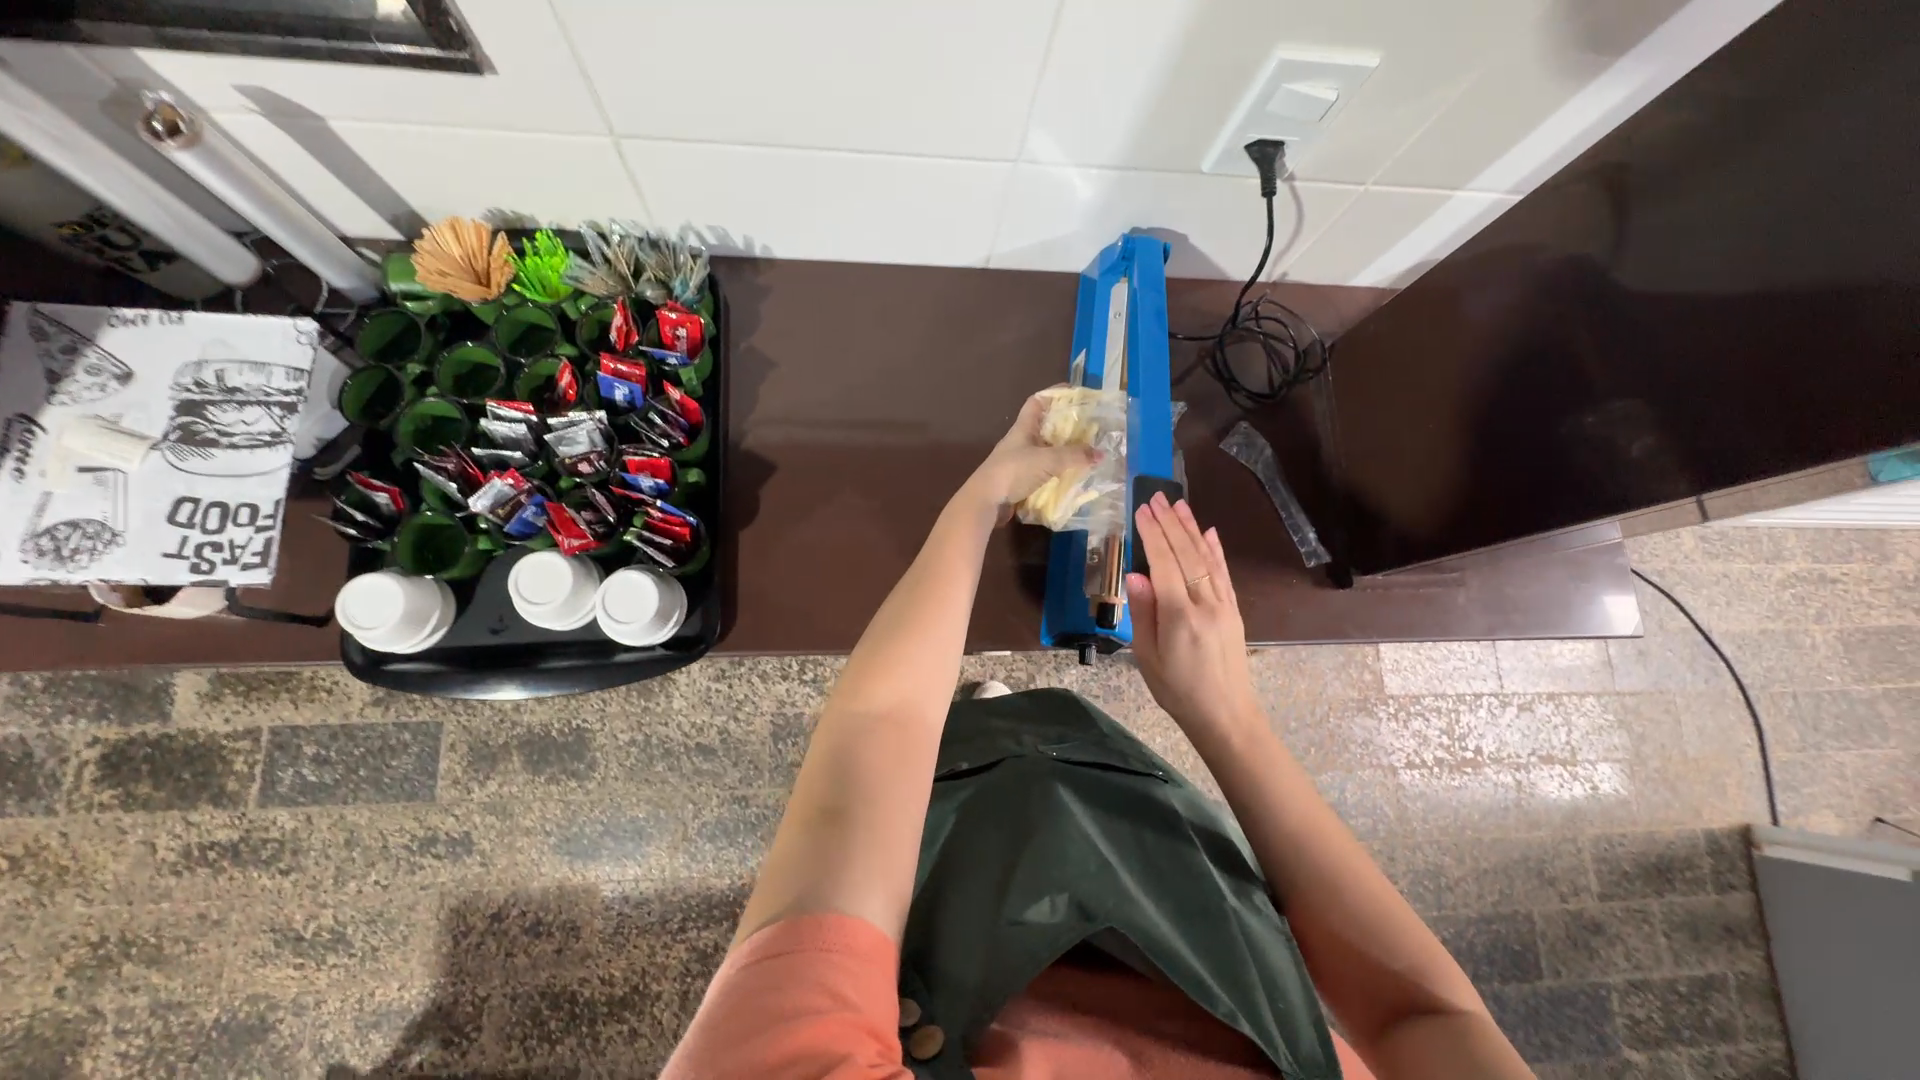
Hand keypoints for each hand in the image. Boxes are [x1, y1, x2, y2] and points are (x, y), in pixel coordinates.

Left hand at [965, 389, 1100, 521]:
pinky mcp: (1019, 481)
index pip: (1036, 402)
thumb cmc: (1013, 471)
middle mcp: (1020, 442)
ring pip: (1044, 451)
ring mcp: (1018, 462)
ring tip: (1085, 453)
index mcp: (1023, 428)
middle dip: (1065, 427)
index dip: (1053, 394)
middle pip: (1044, 428)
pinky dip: (1056, 473)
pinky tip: (1071, 477)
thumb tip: (1100, 454)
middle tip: (1088, 428)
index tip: (1074, 393)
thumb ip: (1074, 456)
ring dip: (1062, 452)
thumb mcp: (1048, 460)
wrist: (986, 501)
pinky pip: (1042, 472)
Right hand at [1127, 493, 1260, 741]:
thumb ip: (1142, 613)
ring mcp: (1223, 605)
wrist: (1225, 714)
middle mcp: (1205, 604)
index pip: (1164, 564)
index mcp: (1180, 616)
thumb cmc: (1177, 690)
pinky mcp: (1234, 610)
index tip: (1142, 510)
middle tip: (1156, 497)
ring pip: (1206, 559)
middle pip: (1186, 554)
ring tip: (1179, 504)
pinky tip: (1209, 533)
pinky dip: (1215, 551)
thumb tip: (1135, 575)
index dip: (1152, 535)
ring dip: (1192, 529)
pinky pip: (1223, 574)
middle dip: (1170, 524)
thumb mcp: (1147, 656)